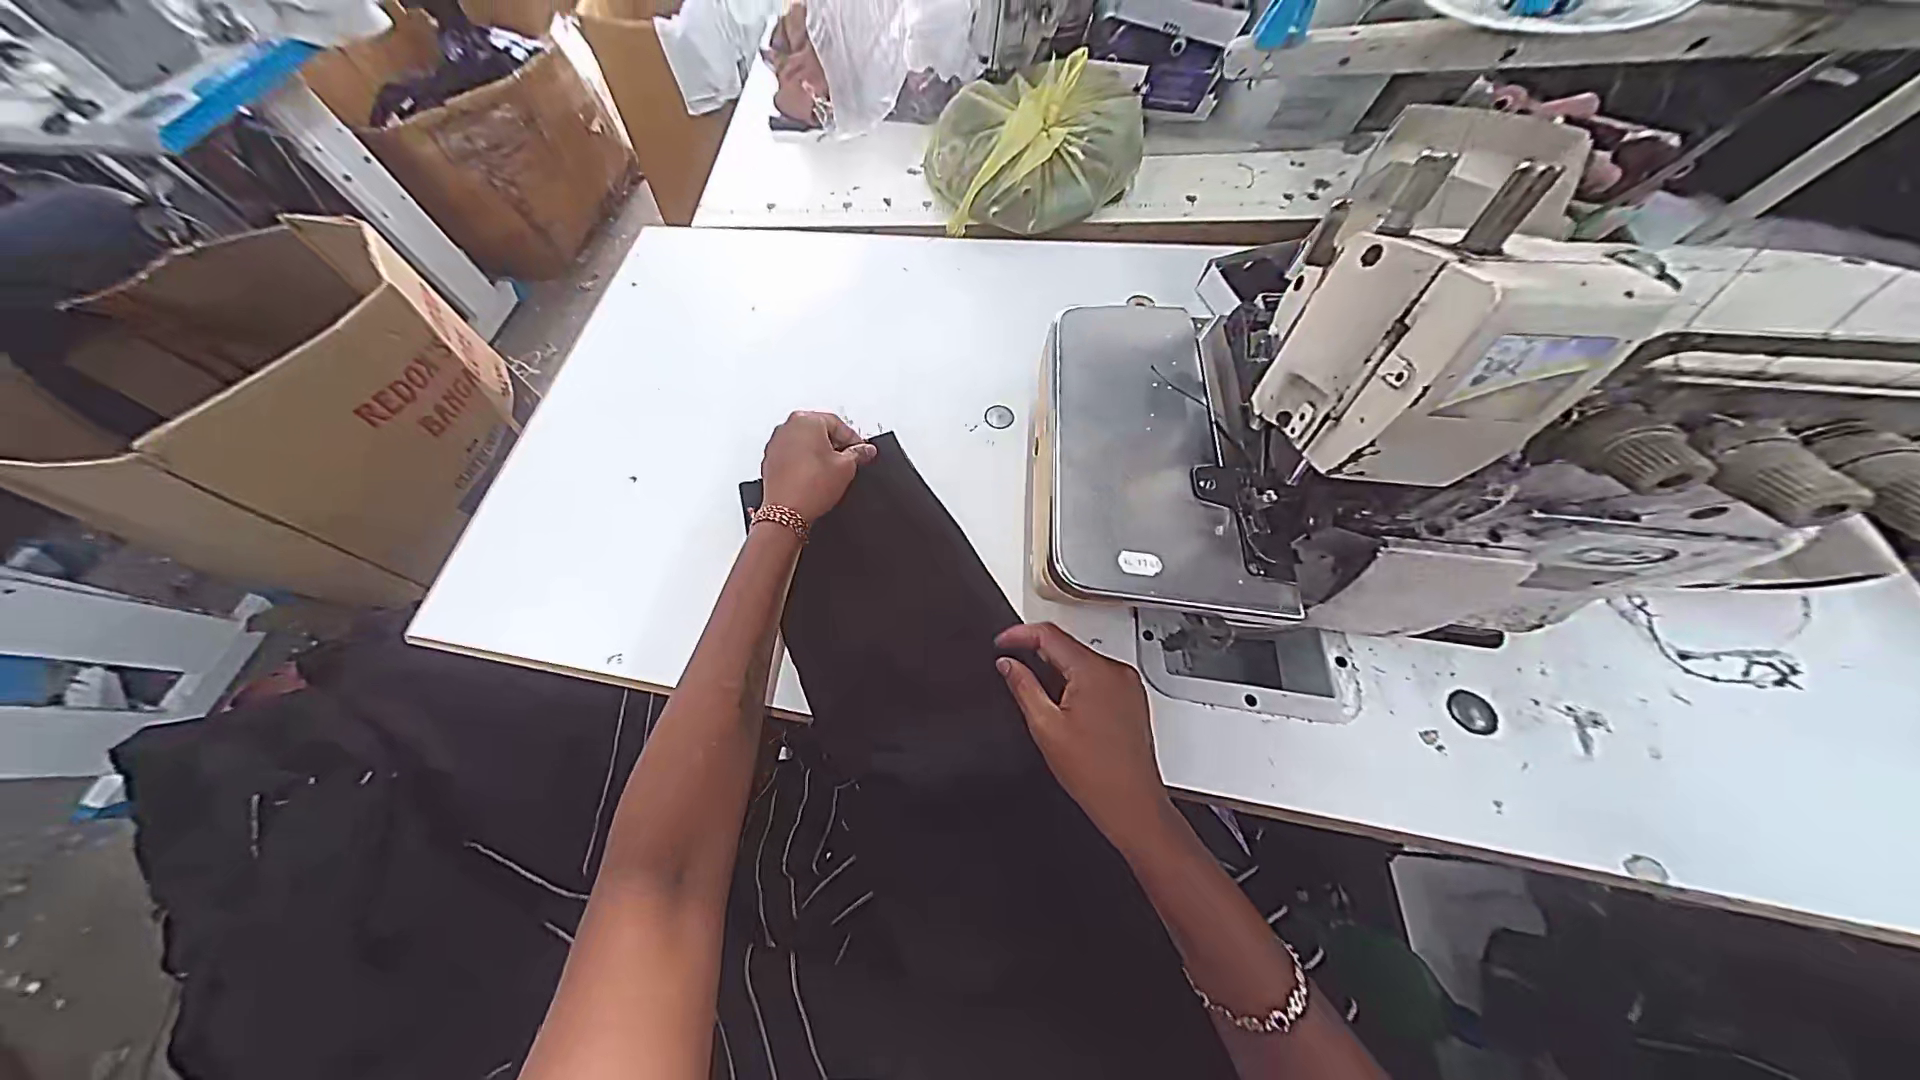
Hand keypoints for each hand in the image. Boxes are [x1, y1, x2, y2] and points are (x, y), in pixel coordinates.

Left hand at [761, 411, 875, 522]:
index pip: (838, 423)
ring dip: (819, 453)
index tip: (861, 450)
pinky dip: (805, 461)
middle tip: (849, 459)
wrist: (786, 511)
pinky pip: (793, 454)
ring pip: (805, 442)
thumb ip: (859, 453)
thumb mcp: (846, 467)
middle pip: (819, 430)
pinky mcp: (771, 459)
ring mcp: (776, 443)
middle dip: (835, 444)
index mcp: (806, 420)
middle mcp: (787, 427)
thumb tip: (865, 450)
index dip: (853, 439)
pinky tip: (815, 476)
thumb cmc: (810, 487)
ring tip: (831, 471)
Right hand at [995, 622, 1169, 841]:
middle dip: (1036, 652)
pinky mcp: (1132, 696)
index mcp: (1094, 672)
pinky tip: (1066, 705)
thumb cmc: (1096, 774)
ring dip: (1056, 667)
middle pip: (1067, 644)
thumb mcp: (1045, 726)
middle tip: (1012, 665)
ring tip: (1040, 694)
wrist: (1131, 803)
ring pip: (1082, 659)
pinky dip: (1076, 680)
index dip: (1019, 634)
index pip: (1050, 634)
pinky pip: (1098, 675)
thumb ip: (1023, 686)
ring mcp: (1127, 683)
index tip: (1003, 642)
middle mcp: (1116, 671)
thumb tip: (1008, 664)